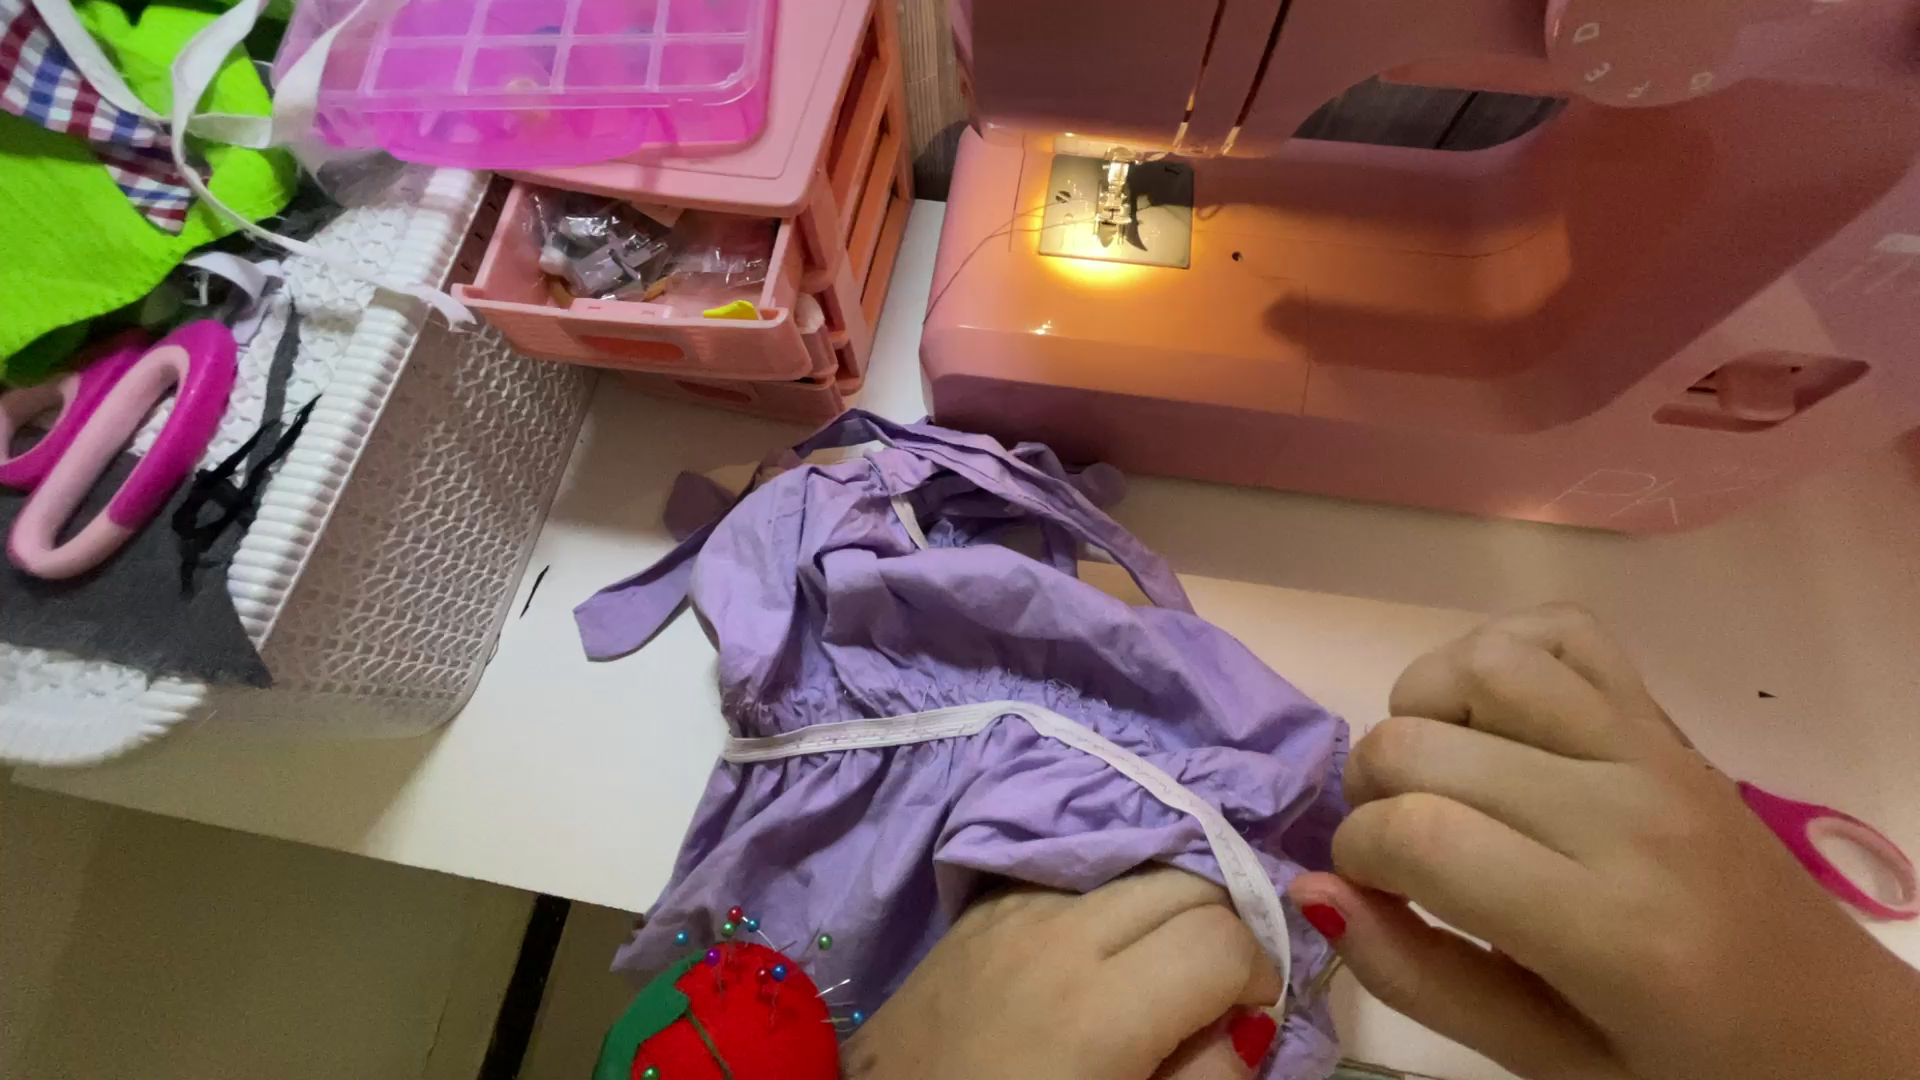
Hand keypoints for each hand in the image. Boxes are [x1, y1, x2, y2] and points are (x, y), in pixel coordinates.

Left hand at [842, 867, 1282, 1079]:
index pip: (1219, 938)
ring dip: (1164, 907)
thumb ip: (1201, 1078)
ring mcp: (1016, 905)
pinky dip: (1108, 900)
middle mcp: (1058, 932)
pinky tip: (1096, 948)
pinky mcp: (987, 900)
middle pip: (1183, 879)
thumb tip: (1241, 1020)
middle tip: (1211, 985)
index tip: (1248, 1011)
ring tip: (1155, 964)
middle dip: (1218, 926)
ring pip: (1131, 865)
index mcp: (1097, 1009)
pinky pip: (1074, 874)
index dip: (1258, 972)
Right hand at [1287, 602, 1919, 1079]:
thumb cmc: (1687, 1067)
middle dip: (1369, 793)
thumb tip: (1312, 889)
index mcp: (1614, 928)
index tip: (1375, 887)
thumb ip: (1414, 976)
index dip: (1358, 855)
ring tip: (1438, 769)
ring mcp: (1652, 748)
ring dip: (1420, 711)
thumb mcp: (1544, 1063)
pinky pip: (1554, 631)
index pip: (1416, 835)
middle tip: (1399, 842)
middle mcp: (1632, 815)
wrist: (1851, 1043)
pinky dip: (1497, 658)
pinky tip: (1492, 721)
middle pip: (1417, 744)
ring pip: (1477, 662)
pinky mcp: (1661, 716)